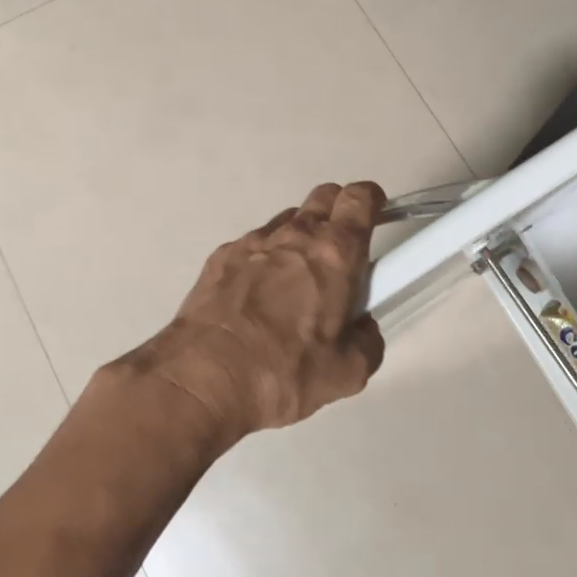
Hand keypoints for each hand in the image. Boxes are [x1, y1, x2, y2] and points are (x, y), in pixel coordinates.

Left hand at [134, 182, 387, 443]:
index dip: (372, 202)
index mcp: (335, 254)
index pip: (360, 197)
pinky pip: (253, 246)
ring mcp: (252, 243)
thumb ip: (367, 341)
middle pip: (324, 196)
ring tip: (296, 284)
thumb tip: (361, 327)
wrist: (201, 380)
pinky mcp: (220, 257)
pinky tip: (257, 299)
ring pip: (288, 222)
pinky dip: (264, 260)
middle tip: (340, 254)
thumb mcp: (347, 373)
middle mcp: (295, 235)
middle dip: (338, 213)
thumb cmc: (284, 374)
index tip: (375, 220)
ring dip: (300, 239)